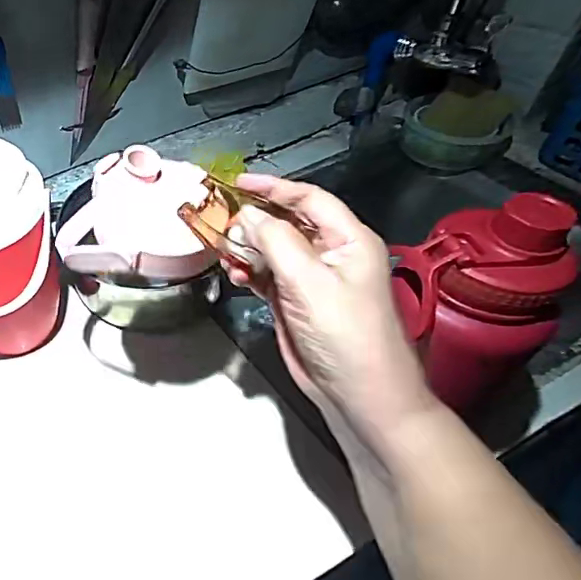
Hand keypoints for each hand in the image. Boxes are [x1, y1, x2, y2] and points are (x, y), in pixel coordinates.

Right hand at [227, 174, 439, 475]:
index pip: (309, 199)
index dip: (274, 188)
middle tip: (221, 222)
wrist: (359, 396)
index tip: (237, 183)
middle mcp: (332, 253)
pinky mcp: (297, 303)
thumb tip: (246, 215)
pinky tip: (235, 275)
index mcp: (349, 239)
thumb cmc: (345, 335)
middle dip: (255, 221)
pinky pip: (268, 276)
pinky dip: (250, 272)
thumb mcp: (311, 283)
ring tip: (225, 253)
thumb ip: (276, 242)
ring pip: (273, 250)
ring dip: (248, 249)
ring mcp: (313, 280)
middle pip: (287, 223)